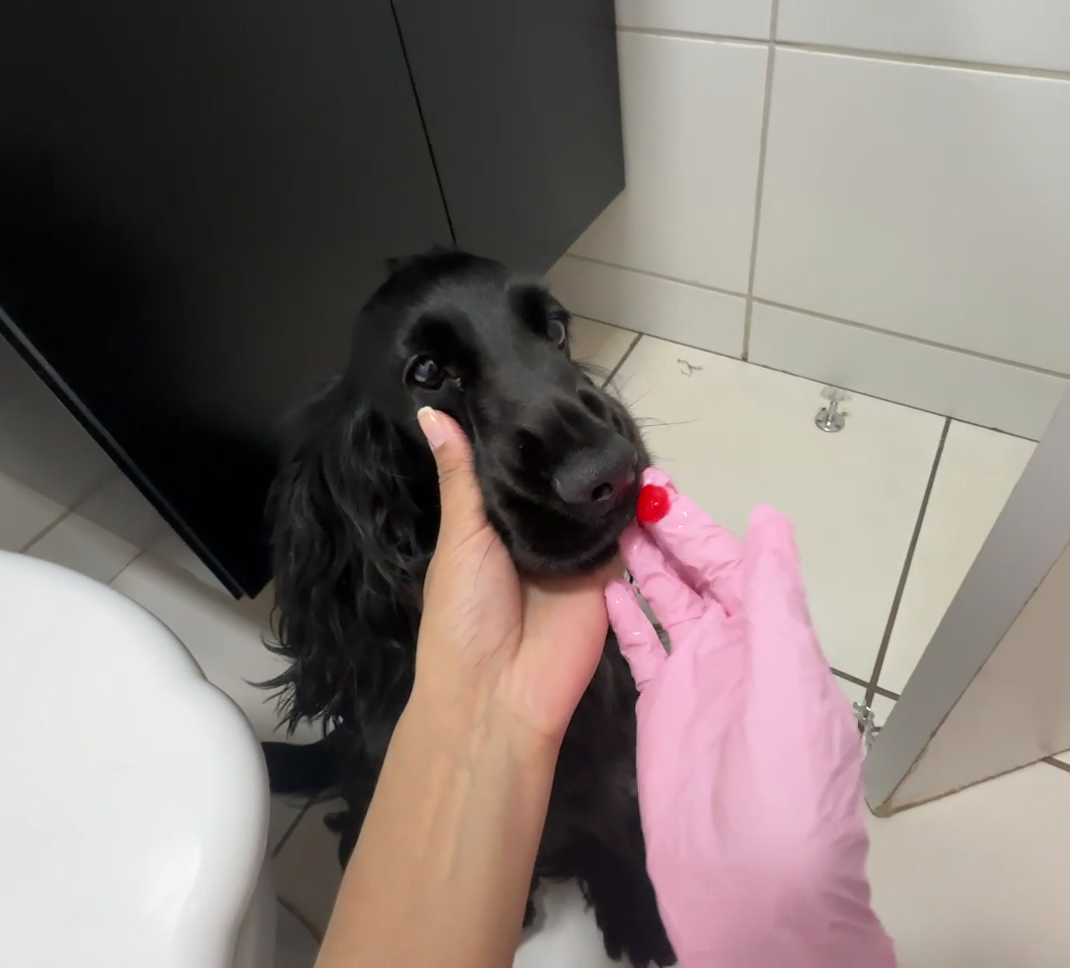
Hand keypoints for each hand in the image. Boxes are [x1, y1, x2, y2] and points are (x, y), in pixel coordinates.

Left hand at [410, 407, 612, 748]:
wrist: (503, 691)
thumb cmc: (465, 611)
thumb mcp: (460, 536)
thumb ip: (461, 476)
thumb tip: (430, 409)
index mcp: (497, 520)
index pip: (518, 465)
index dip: (528, 431)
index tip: (541, 378)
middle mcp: (538, 529)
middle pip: (559, 480)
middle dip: (571, 446)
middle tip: (587, 390)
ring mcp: (577, 548)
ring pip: (593, 500)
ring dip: (603, 471)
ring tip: (615, 416)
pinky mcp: (612, 567)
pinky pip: (625, 530)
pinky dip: (631, 503)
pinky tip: (638, 462)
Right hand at [604, 469, 895, 967]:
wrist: (757, 895)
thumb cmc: (786, 787)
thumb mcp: (791, 680)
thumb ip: (774, 597)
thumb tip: (770, 517)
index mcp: (770, 637)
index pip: (730, 562)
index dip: (696, 523)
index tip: (656, 487)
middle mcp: (732, 648)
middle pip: (694, 574)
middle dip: (664, 534)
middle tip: (621, 494)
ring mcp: (693, 677)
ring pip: (663, 602)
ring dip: (640, 564)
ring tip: (605, 525)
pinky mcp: (659, 707)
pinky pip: (640, 647)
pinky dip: (622, 614)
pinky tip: (602, 585)